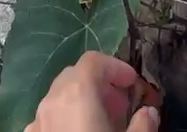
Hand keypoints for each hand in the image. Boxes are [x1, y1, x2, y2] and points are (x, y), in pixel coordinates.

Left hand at [27, 52, 160, 131]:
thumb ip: (143, 126)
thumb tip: (149, 113)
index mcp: (77, 92)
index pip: (94, 61)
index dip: (116, 67)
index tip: (134, 84)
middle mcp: (52, 100)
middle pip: (74, 76)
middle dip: (99, 84)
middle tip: (122, 104)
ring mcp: (37, 122)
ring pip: (58, 98)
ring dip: (80, 102)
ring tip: (102, 124)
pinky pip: (45, 122)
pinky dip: (62, 121)